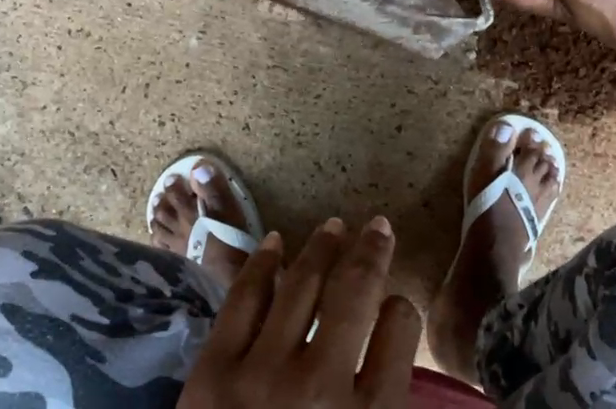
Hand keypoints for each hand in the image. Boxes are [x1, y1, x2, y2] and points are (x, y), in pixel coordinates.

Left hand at [178, 217, 421, 408]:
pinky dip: (263, 265)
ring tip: (334, 226)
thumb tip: (393, 332)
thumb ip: (382, 397)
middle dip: (371, 253)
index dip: (402, 310)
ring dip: (322, 249)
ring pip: (303, 285)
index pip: (400, 332)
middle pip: (355, 295)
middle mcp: (322, 385)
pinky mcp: (213, 370)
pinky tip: (275, 242)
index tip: (397, 303)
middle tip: (378, 225)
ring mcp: (263, 372)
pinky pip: (244, 300)